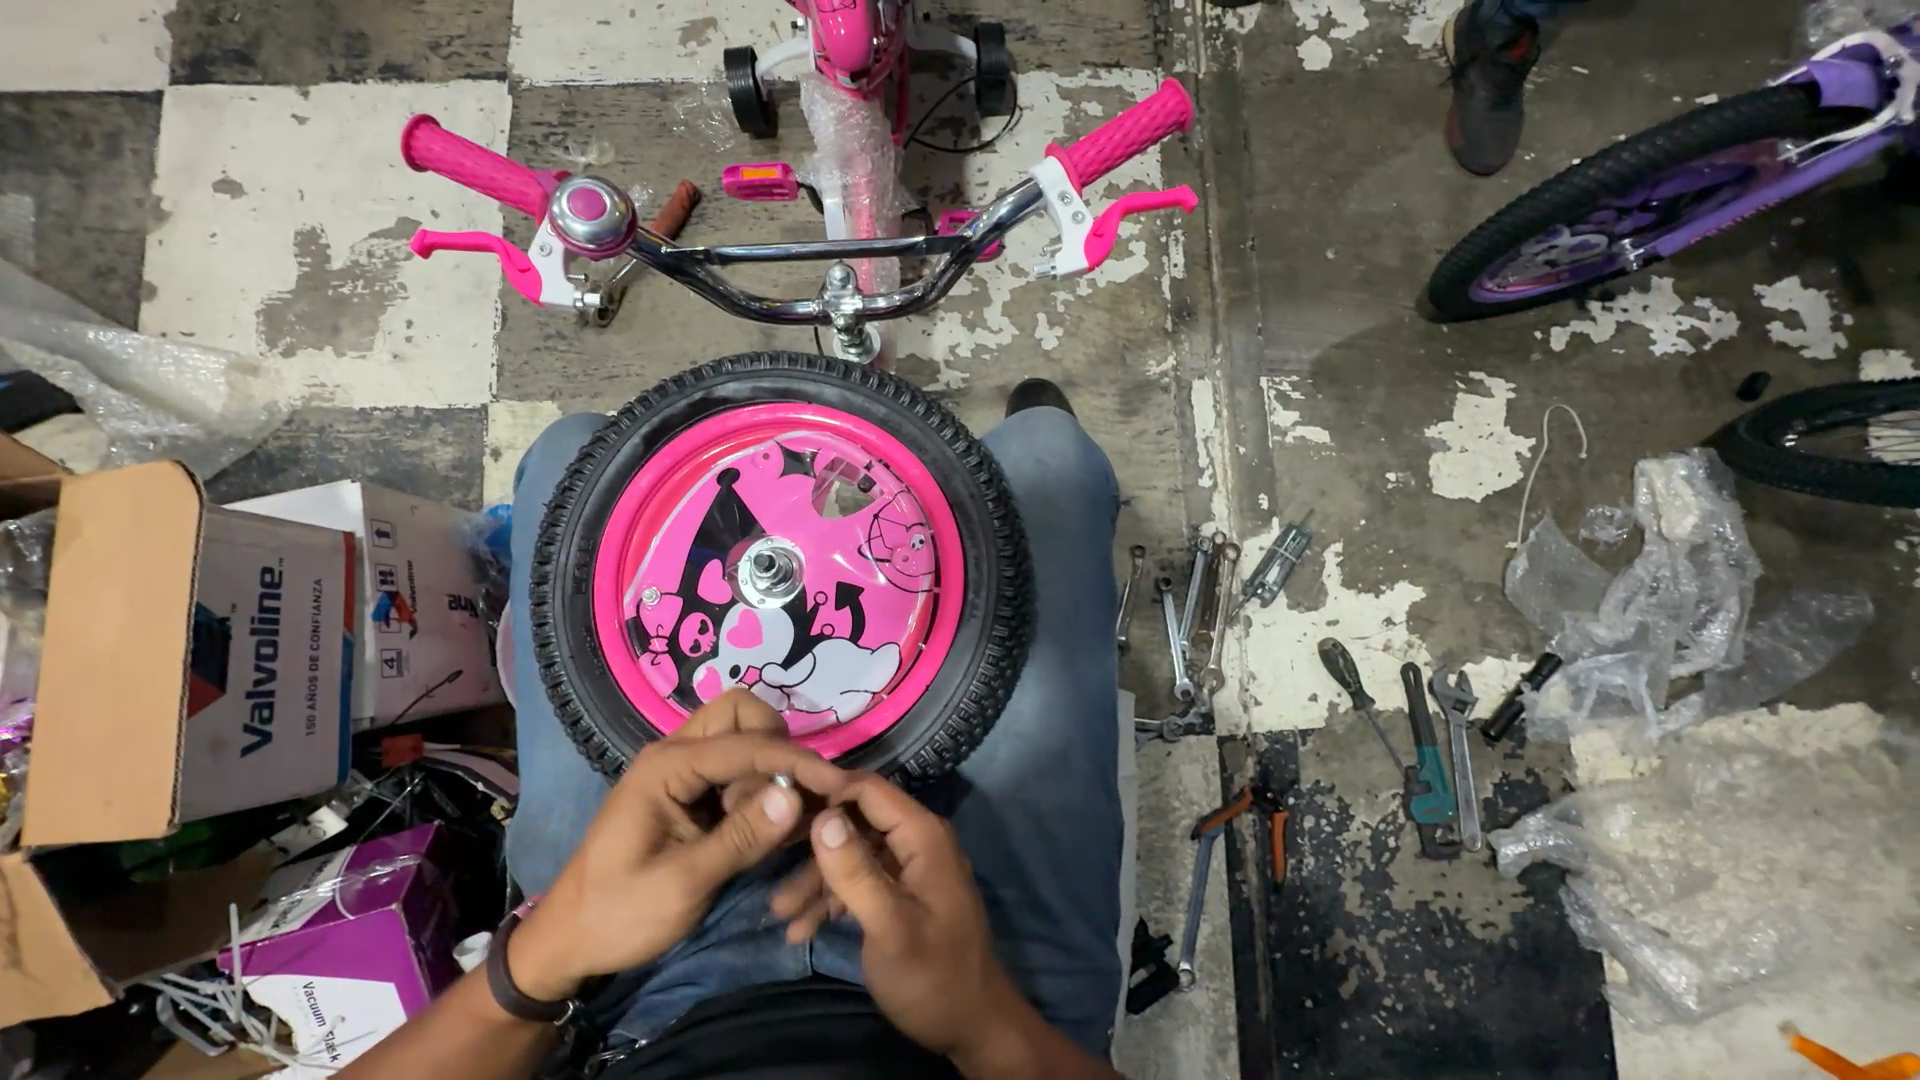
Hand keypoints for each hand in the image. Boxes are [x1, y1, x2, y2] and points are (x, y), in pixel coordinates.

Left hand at [507, 691, 847, 1000]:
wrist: (569, 941)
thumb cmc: (618, 915)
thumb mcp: (681, 886)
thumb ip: (740, 839)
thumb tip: (795, 796)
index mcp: (666, 767)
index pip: (746, 743)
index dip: (795, 761)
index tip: (837, 784)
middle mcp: (673, 753)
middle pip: (740, 711)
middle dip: (775, 742)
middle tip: (788, 795)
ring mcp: (680, 768)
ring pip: (739, 732)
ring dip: (766, 764)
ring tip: (768, 819)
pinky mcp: (687, 788)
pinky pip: (734, 763)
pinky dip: (757, 782)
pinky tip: (762, 823)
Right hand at [800, 773, 1025, 1062]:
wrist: (970, 1025)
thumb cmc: (933, 975)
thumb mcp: (889, 926)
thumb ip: (856, 871)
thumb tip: (822, 817)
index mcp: (923, 835)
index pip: (869, 789)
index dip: (825, 790)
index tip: (779, 803)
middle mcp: (917, 840)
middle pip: (855, 821)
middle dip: (812, 844)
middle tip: (768, 858)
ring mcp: (909, 867)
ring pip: (852, 854)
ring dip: (815, 881)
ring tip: (779, 913)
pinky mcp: (900, 893)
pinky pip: (860, 881)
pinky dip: (831, 901)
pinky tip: (800, 930)